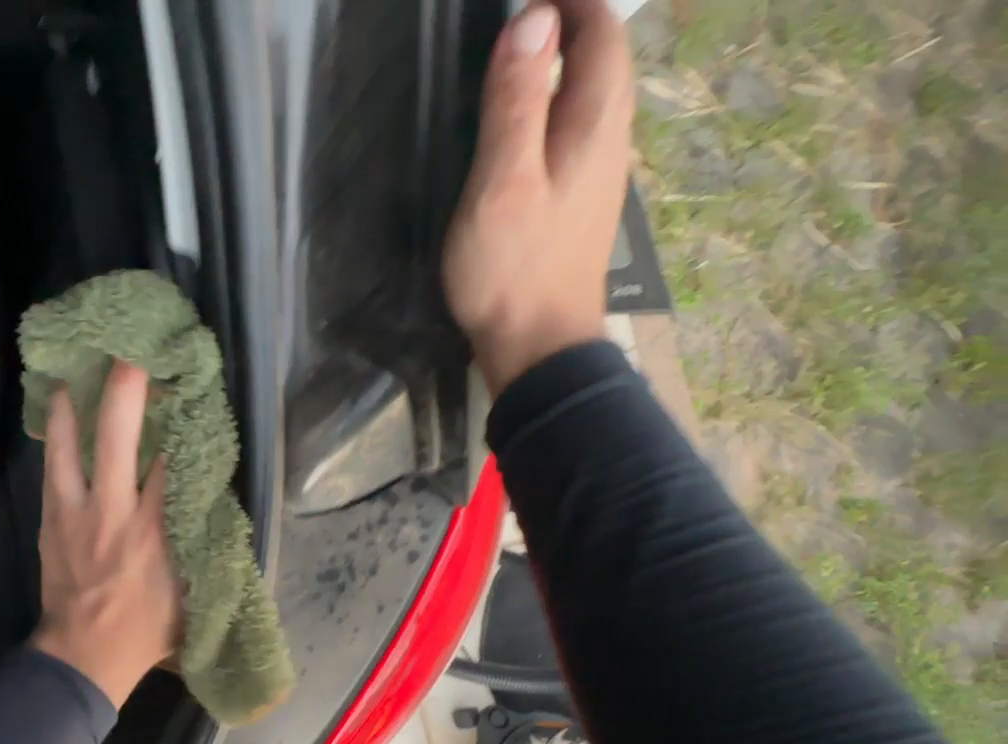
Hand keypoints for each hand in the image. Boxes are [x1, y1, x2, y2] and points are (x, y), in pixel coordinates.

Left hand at [32, 361, 182, 708]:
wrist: (83, 657)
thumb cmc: (147, 629)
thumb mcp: (191, 590)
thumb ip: (200, 541)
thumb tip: (210, 498)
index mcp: (155, 531)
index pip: (169, 461)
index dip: (178, 419)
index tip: (184, 382)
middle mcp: (112, 512)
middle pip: (117, 439)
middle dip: (125, 391)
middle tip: (129, 351)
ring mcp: (73, 514)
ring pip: (68, 447)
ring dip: (71, 405)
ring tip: (73, 368)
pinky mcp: (49, 520)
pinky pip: (51, 468)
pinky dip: (55, 437)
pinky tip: (56, 412)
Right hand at [443, 0, 634, 394]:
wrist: (537, 342)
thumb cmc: (513, 267)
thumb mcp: (502, 183)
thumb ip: (514, 105)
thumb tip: (534, 18)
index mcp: (593, 125)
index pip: (601, 34)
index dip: (573, 1)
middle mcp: (607, 138)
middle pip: (604, 59)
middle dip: (573, 22)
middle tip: (523, 16)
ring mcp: (597, 171)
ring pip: (592, 94)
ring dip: (566, 62)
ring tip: (522, 53)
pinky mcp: (578, 199)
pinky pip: (576, 127)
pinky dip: (555, 102)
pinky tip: (527, 120)